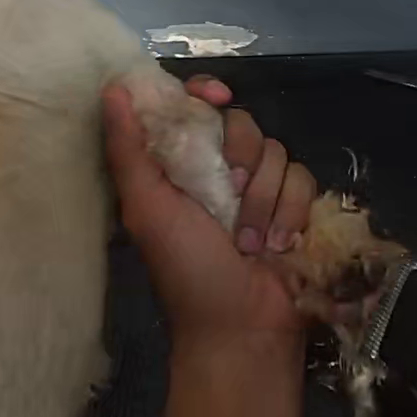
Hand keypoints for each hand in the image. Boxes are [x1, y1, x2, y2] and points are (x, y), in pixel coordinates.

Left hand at [102, 76, 316, 345]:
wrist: (242, 326)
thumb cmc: (186, 269)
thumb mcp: (147, 210)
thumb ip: (128, 151)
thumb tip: (112, 90)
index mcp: (184, 163)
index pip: (198, 104)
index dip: (208, 92)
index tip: (218, 96)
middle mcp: (225, 168)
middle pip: (244, 123)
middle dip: (241, 159)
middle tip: (231, 195)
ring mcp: (264, 186)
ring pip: (279, 152)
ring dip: (265, 200)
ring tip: (252, 242)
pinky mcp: (297, 203)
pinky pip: (304, 178)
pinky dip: (291, 212)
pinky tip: (281, 244)